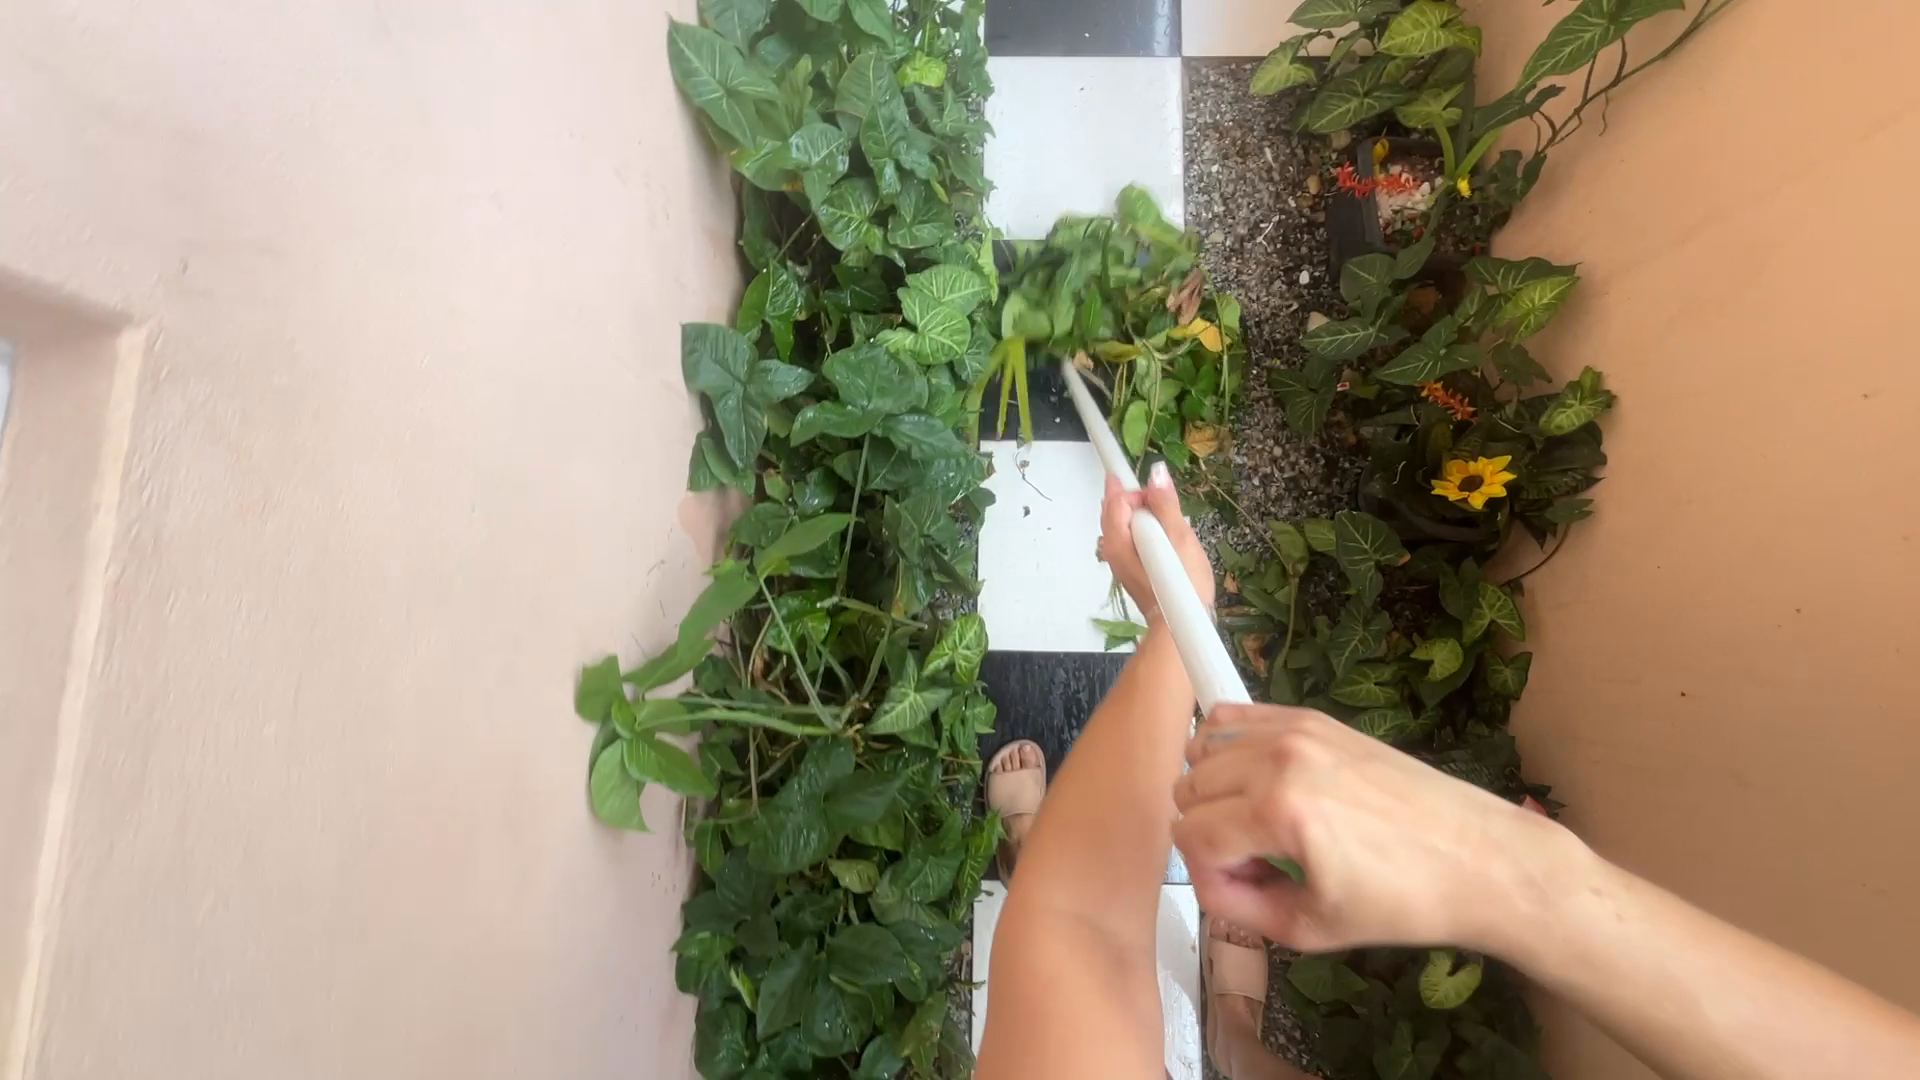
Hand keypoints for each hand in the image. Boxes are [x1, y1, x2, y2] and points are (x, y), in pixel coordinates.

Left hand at [1098, 462, 1214, 621]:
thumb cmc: (1181, 582)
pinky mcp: (1129, 569)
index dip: (1131, 486)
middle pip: (1114, 510)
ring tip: (1165, 518)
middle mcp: (1112, 548)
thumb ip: (1165, 504)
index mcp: (1118, 537)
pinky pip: (1129, 539)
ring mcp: (1118, 560)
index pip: (1114, 498)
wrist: (1178, 626)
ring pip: (1122, 525)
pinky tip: (1161, 537)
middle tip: (1162, 502)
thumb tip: (1155, 472)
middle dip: (1136, 499)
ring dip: (1140, 515)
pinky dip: (1142, 531)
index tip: (1152, 485)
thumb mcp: (1179, 538)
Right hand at [1172, 704, 1580, 954]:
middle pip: (1188, 788)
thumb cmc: (1403, 902)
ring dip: (1211, 787)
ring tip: (1250, 814)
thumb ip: (1235, 905)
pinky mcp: (1306, 715)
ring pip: (1200, 748)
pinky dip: (1224, 746)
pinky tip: (1252, 776)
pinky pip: (1230, 716)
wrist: (1481, 858)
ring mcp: (1292, 729)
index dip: (1204, 870)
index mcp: (1279, 812)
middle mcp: (1277, 758)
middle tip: (1251, 855)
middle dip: (1206, 828)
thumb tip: (1203, 874)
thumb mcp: (1312, 928)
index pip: (1190, 834)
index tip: (1240, 885)